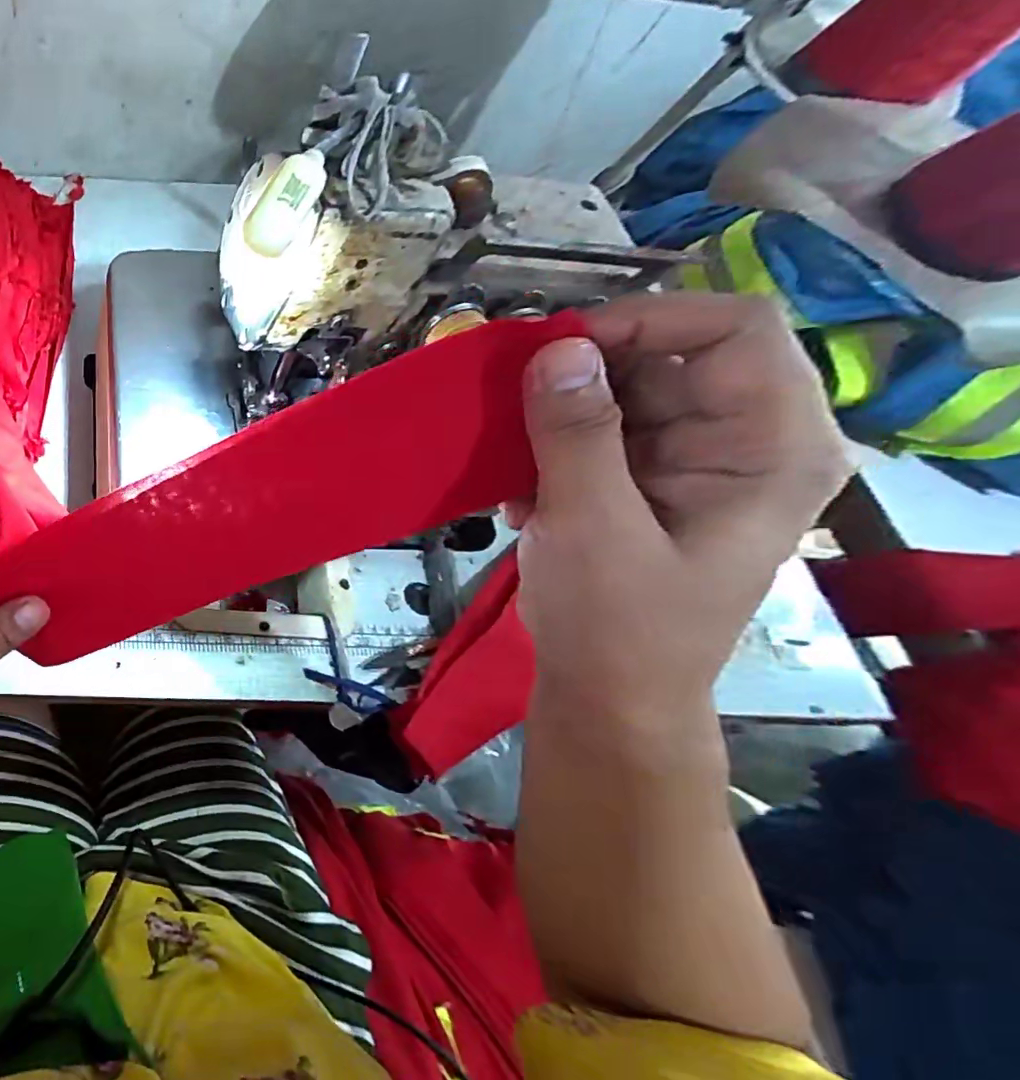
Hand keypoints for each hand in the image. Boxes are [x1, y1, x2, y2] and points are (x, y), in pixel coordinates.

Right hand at [510, 293, 850, 744]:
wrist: (605, 694)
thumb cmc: (617, 622)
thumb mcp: (592, 527)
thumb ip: (577, 436)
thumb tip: (556, 350)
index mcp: (772, 447)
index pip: (733, 331)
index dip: (646, 320)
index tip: (556, 345)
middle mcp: (741, 441)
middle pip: (670, 358)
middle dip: (584, 371)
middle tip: (509, 396)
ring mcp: (688, 462)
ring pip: (622, 394)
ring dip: (555, 415)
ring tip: (507, 454)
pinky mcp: (641, 482)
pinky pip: (595, 433)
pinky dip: (548, 448)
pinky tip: (521, 493)